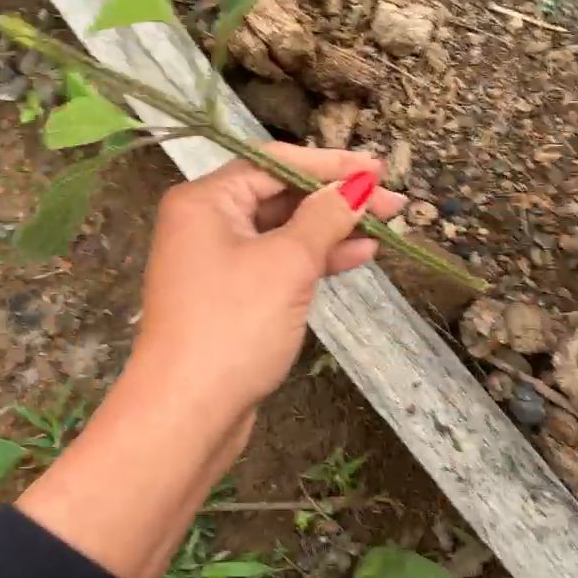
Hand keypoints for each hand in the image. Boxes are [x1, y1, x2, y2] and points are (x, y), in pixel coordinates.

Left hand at [124, 144, 404, 409]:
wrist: (187, 414)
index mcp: (205, 200)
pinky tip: (358, 255)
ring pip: (284, 231)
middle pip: (280, 195)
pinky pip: (278, 263)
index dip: (331, 164)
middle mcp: (205, 223)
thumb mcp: (288, 263)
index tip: (379, 170)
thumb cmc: (233, 327)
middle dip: (336, 198)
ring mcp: (217, 262)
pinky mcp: (231, 296)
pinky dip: (316, 259)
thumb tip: (358, 186)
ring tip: (383, 228)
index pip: (275, 163)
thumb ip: (326, 217)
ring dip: (332, 229)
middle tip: (390, 202)